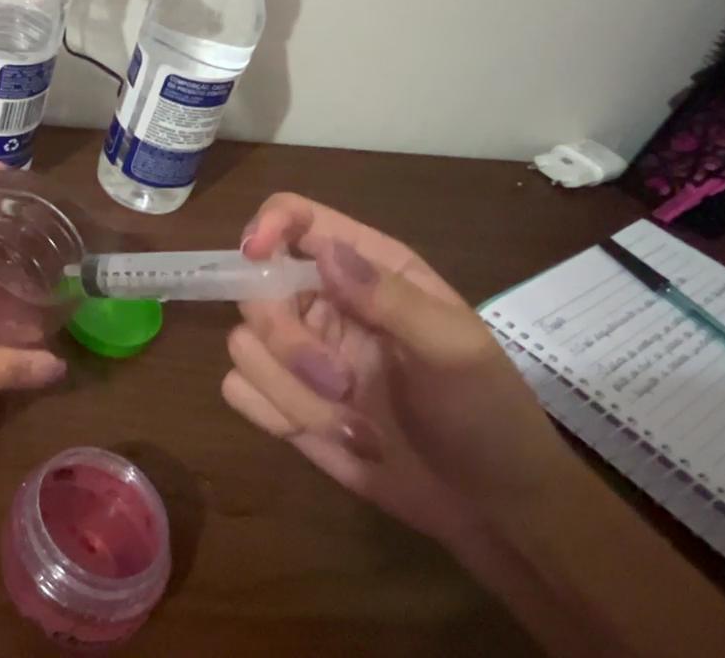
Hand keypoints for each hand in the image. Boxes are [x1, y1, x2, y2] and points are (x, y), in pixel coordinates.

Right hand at [221, 194, 574, 542]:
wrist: (487, 507)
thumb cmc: (486, 417)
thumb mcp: (456, 351)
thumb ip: (390, 297)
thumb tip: (322, 248)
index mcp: (369, 271)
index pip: (299, 218)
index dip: (270, 224)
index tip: (255, 253)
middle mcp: (322, 302)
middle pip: (254, 289)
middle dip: (288, 341)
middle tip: (338, 381)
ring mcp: (297, 353)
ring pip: (243, 343)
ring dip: (292, 390)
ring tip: (352, 422)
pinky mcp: (280, 400)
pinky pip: (237, 388)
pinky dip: (274, 414)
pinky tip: (324, 435)